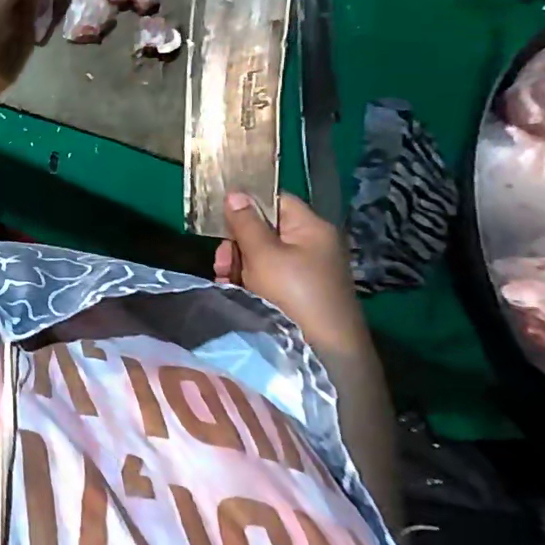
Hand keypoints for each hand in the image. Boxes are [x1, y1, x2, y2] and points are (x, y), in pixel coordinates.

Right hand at [213, 191, 370, 354]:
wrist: (324, 352)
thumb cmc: (293, 293)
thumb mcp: (263, 254)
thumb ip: (245, 223)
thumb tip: (235, 192)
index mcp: (310, 228)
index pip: (276, 200)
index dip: (248, 205)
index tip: (220, 218)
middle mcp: (310, 246)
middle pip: (264, 230)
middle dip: (237, 244)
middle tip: (222, 262)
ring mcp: (305, 272)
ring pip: (260, 256)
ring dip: (238, 266)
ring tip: (225, 281)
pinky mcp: (297, 295)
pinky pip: (266, 278)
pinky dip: (248, 283)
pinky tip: (234, 293)